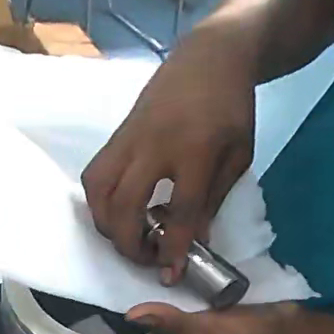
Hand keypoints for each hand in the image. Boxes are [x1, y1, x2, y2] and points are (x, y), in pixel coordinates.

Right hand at [82, 33, 257, 279]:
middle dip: (130, 243)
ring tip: (127, 238)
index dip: (173, 247)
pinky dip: (98, 203)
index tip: (171, 274)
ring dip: (107, 225)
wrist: (208, 58)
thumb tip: (195, 241)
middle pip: (127, 204)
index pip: (180, 209)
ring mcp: (128, 139)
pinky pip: (94, 177)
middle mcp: (154, 145)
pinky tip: (115, 214)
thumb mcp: (239, 155)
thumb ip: (214, 199)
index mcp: (196, 149)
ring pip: (99, 191)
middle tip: (146, 258)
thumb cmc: (231, 109)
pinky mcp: (115, 137)